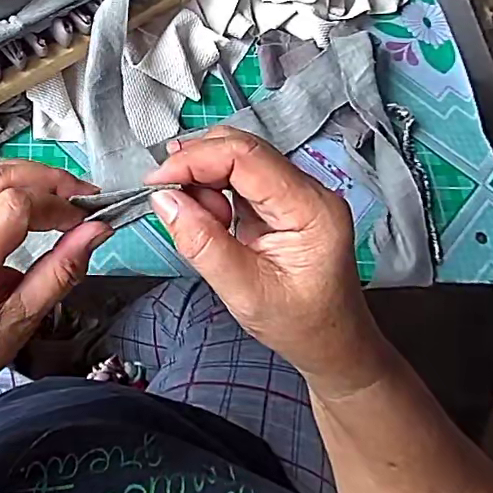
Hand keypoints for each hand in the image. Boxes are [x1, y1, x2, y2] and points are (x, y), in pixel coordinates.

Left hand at [0, 161, 114, 409]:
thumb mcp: (28, 315)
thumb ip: (64, 269)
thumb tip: (98, 230)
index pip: (12, 207)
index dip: (55, 206)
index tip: (83, 221)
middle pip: (2, 180)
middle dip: (50, 181)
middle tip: (84, 198)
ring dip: (35, 176)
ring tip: (67, 195)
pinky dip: (18, 181)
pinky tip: (40, 196)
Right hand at [145, 127, 389, 395]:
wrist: (334, 344)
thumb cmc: (301, 325)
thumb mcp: (245, 294)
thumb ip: (202, 244)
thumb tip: (165, 199)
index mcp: (311, 209)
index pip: (246, 156)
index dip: (196, 159)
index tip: (158, 180)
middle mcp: (308, 190)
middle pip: (241, 148)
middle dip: (196, 165)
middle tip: (168, 196)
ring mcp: (296, 191)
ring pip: (237, 157)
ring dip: (203, 179)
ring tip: (200, 221)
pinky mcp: (282, 198)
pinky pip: (239, 176)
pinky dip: (213, 190)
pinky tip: (213, 219)